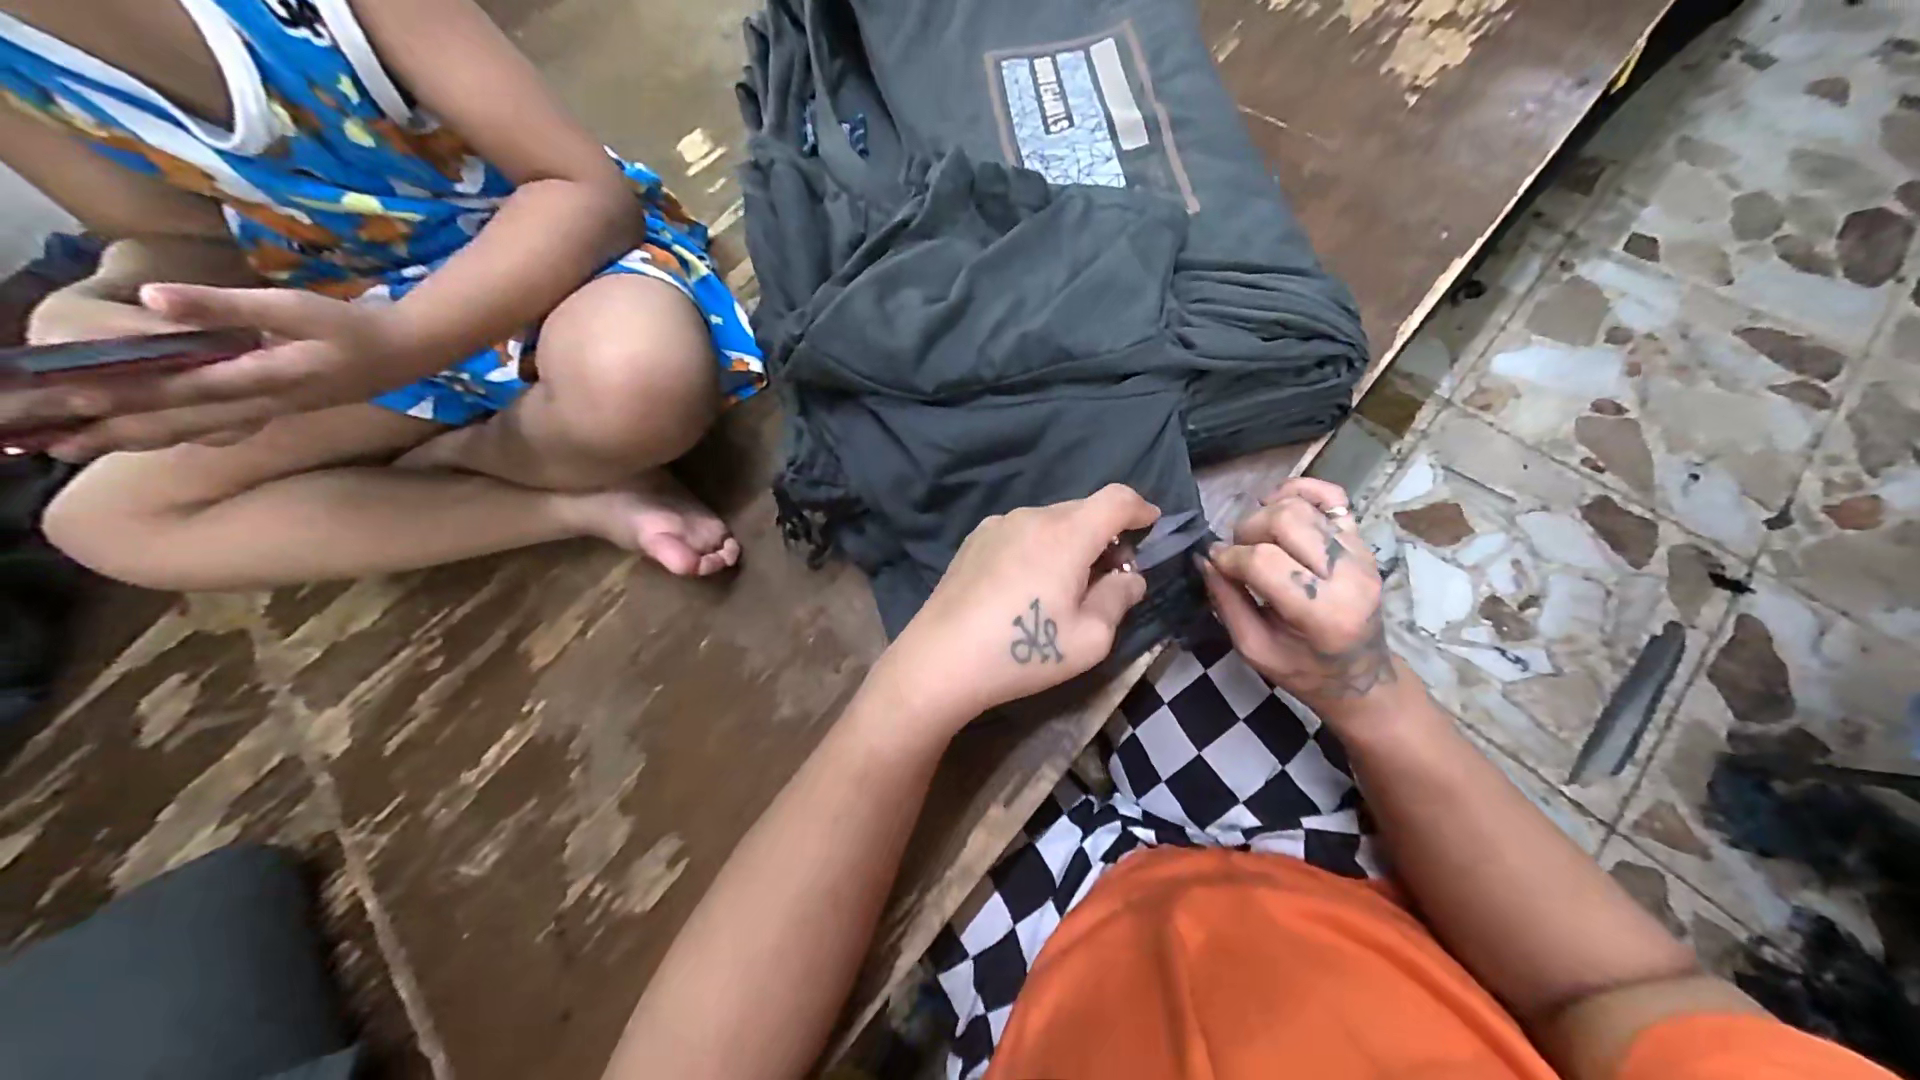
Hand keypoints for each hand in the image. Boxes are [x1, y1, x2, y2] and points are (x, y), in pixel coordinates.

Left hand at [44, 284, 420, 459]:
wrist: (412, 350)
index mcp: (268, 378)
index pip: (184, 389)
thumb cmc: (358, 327)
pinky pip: (229, 427)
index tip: (67, 403)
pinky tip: (176, 437)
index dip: (124, 395)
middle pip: (185, 421)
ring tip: (95, 448)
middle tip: (58, 447)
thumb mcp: (295, 307)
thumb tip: (152, 300)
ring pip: (203, 429)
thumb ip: (227, 305)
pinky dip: (191, 435)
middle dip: (121, 432)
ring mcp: (281, 408)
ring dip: (148, 438)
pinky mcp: (289, 406)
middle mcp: (269, 401)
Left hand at [874, 484, 1160, 729]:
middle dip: (1106, 534)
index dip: (1141, 508)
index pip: (1116, 498)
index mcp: (1066, 534)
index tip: (1151, 524)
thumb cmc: (1022, 652)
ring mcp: (997, 525)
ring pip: (1050, 521)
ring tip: (1063, 585)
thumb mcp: (1089, 638)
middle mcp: (1031, 517)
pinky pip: (1021, 531)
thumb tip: (1130, 577)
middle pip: (1083, 510)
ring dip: (1070, 541)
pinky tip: (1025, 585)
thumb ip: (1118, 599)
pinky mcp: (974, 540)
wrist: (941, 660)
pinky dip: (1039, 546)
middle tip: (1109, 575)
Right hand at [1199, 478, 1402, 723]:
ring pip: (1301, 505)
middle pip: (1284, 520)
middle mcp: (1348, 575)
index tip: (1215, 566)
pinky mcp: (1361, 540)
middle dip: (1246, 532)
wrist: (1361, 675)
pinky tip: (1278, 504)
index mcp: (1323, 613)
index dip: (1228, 558)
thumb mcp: (1254, 649)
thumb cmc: (1304, 670)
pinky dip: (1300, 491)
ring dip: (1266, 515)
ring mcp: (1359, 553)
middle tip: (1238, 555)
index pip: (1263, 561)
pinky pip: (1332, 496)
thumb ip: (1227, 602)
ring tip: (1258, 541)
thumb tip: (1205, 560)